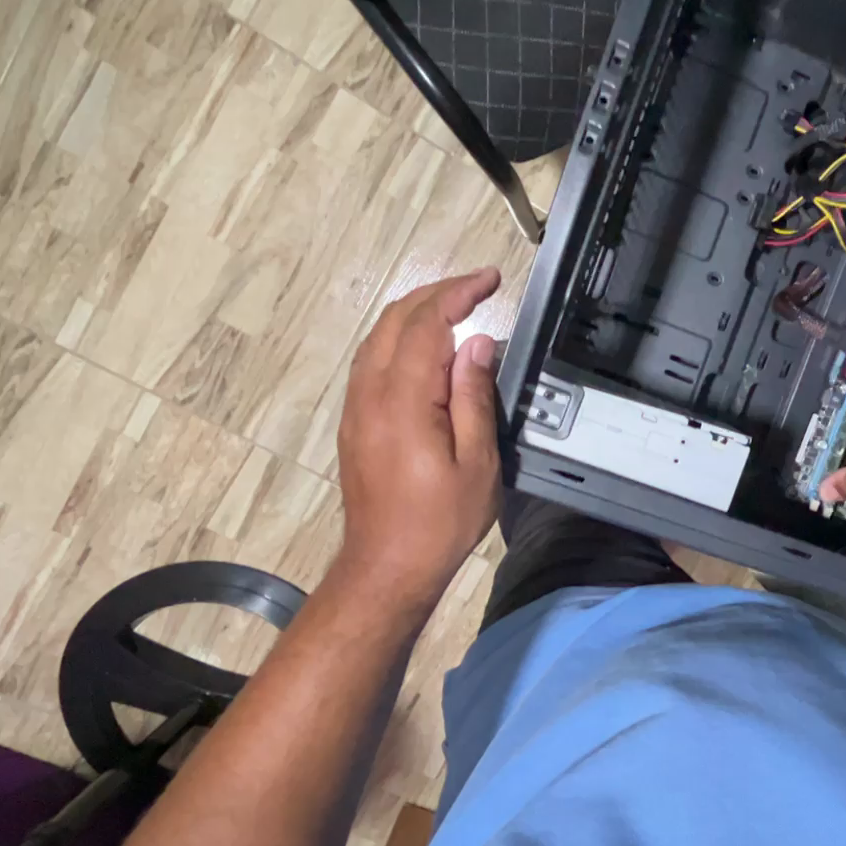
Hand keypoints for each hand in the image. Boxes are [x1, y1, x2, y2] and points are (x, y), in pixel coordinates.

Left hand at [335, 268, 503, 600]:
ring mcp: (356, 407)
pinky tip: (427, 351)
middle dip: (436, 294)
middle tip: (478, 288)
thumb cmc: (440, 522)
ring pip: (378, 338)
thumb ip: (474, 397)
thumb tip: (477, 344)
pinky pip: (373, 362)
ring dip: (416, 314)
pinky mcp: (354, 423)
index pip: (427, 324)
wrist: (387, 566)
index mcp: (403, 400)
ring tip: (457, 311)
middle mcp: (370, 393)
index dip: (459, 293)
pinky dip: (401, 340)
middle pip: (394, 320)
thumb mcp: (477, 463)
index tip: (491, 279)